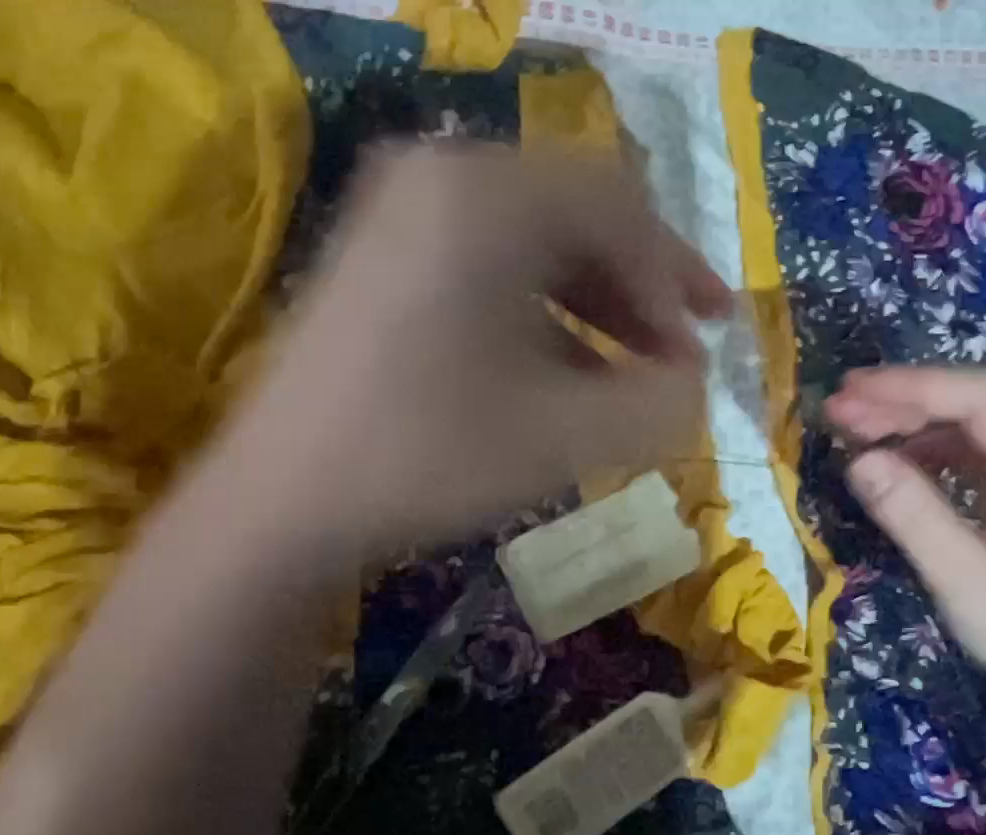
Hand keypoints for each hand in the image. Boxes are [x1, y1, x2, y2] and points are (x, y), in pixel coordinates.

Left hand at [226, 142, 731, 550]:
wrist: (279, 503)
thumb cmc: (426, 459)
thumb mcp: (564, 438)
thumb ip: (658, 406)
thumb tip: (696, 384)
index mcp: (486, 197)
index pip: (619, 209)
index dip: (676, 280)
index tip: (706, 349)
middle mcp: (440, 179)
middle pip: (577, 216)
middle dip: (640, 289)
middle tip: (682, 353)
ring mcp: (401, 214)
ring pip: (533, 243)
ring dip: (595, 305)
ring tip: (632, 372)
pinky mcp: (380, 257)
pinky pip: (487, 265)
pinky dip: (540, 313)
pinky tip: (565, 373)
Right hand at [825, 367, 985, 719]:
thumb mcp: (968, 583)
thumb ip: (914, 518)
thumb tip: (858, 461)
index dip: (915, 388)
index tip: (851, 392)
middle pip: (977, 402)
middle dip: (903, 399)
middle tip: (835, 408)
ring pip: (969, 422)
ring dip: (908, 420)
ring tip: (849, 428)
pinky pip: (970, 450)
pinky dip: (923, 448)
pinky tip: (887, 458)